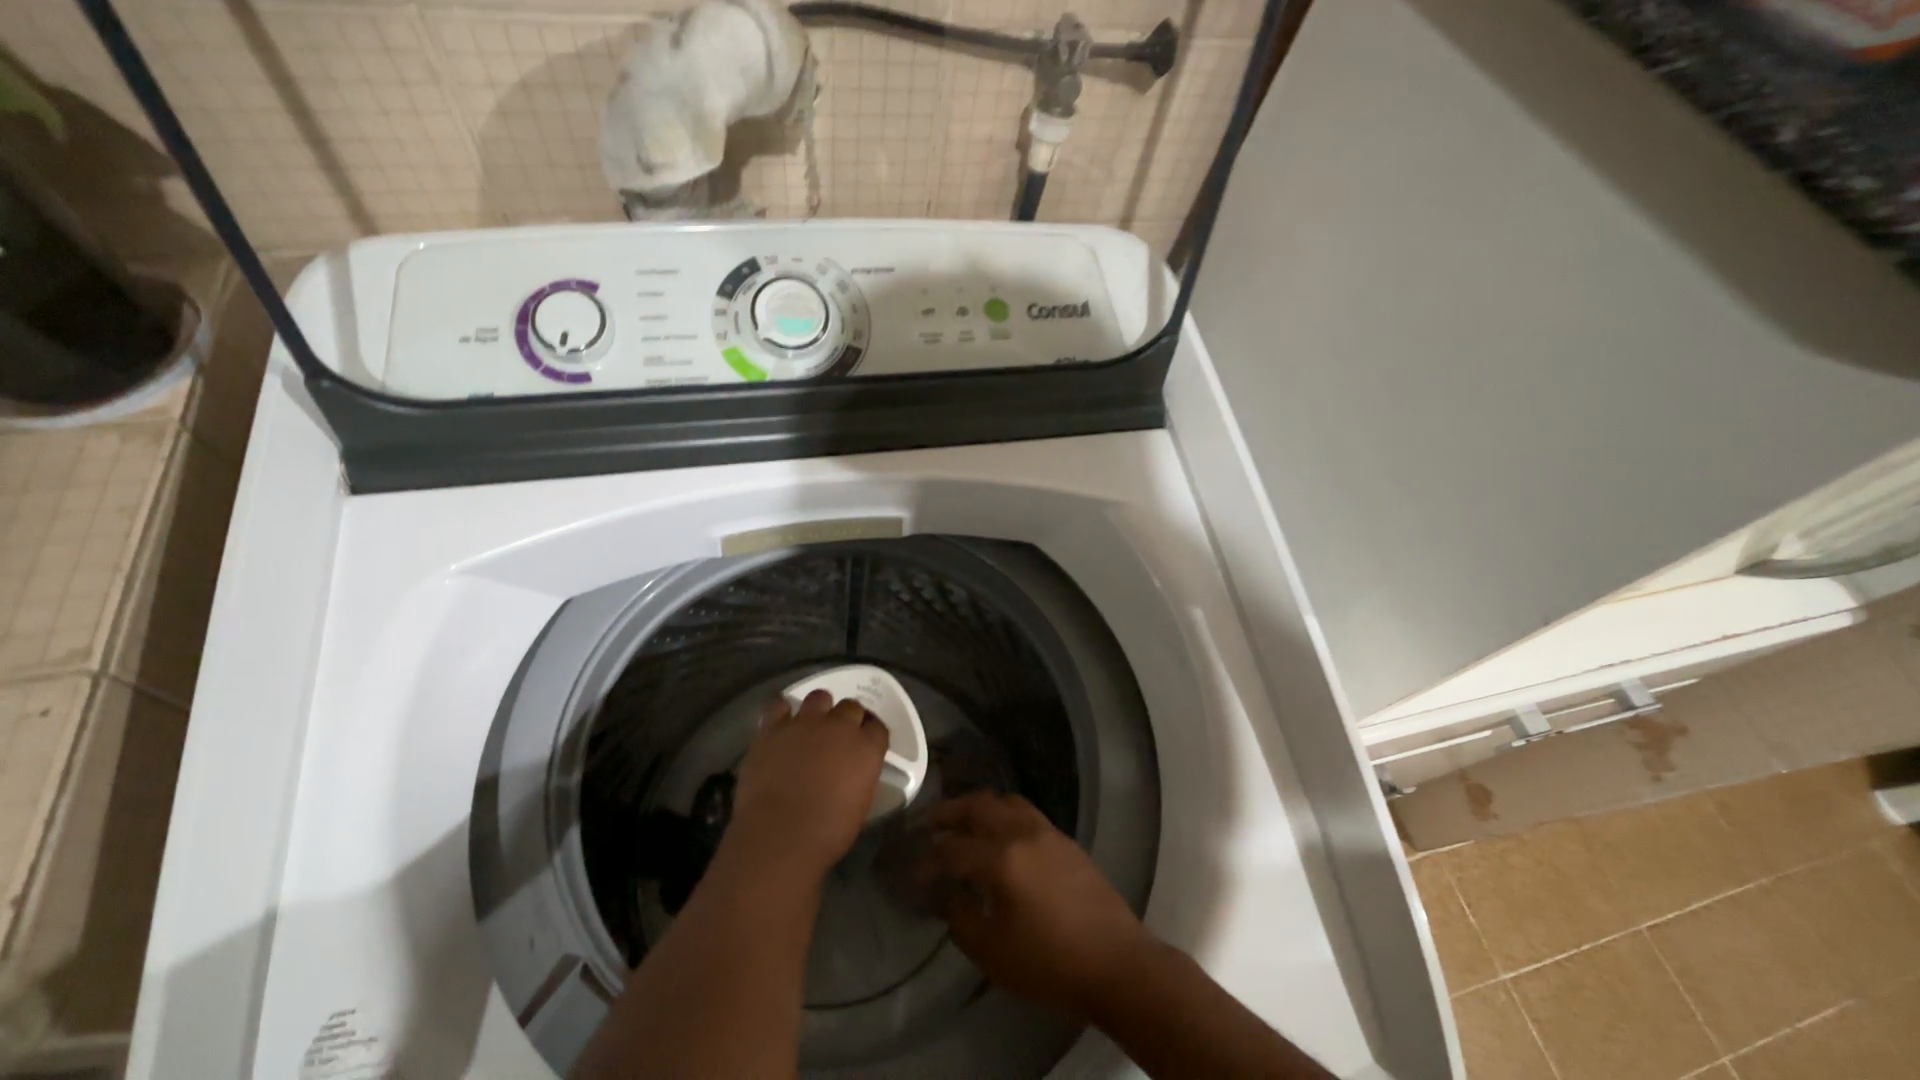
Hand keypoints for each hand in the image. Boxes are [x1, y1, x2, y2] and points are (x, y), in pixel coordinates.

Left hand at [727, 689, 888, 880]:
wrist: (779, 833)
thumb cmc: (827, 831)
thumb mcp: (860, 804)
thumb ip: (860, 777)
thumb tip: (852, 771)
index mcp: (867, 748)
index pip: (878, 727)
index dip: (871, 732)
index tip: (866, 741)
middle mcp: (840, 727)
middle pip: (851, 707)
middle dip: (848, 718)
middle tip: (839, 736)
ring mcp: (805, 723)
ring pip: (819, 697)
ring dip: (820, 709)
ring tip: (812, 725)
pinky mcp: (773, 727)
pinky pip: (780, 705)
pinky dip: (784, 710)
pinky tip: (783, 723)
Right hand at [924, 792, 1156, 1019]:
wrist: (1118, 965)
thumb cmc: (1050, 964)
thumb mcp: (992, 951)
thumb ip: (961, 918)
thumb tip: (948, 895)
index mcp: (1001, 858)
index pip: (952, 847)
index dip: (928, 859)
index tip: (916, 873)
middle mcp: (1024, 834)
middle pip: (979, 806)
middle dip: (949, 812)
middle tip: (927, 824)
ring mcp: (1050, 835)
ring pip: (1007, 803)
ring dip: (979, 809)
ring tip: (962, 824)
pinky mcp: (1069, 844)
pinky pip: (1027, 815)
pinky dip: (1004, 817)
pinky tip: (999, 840)